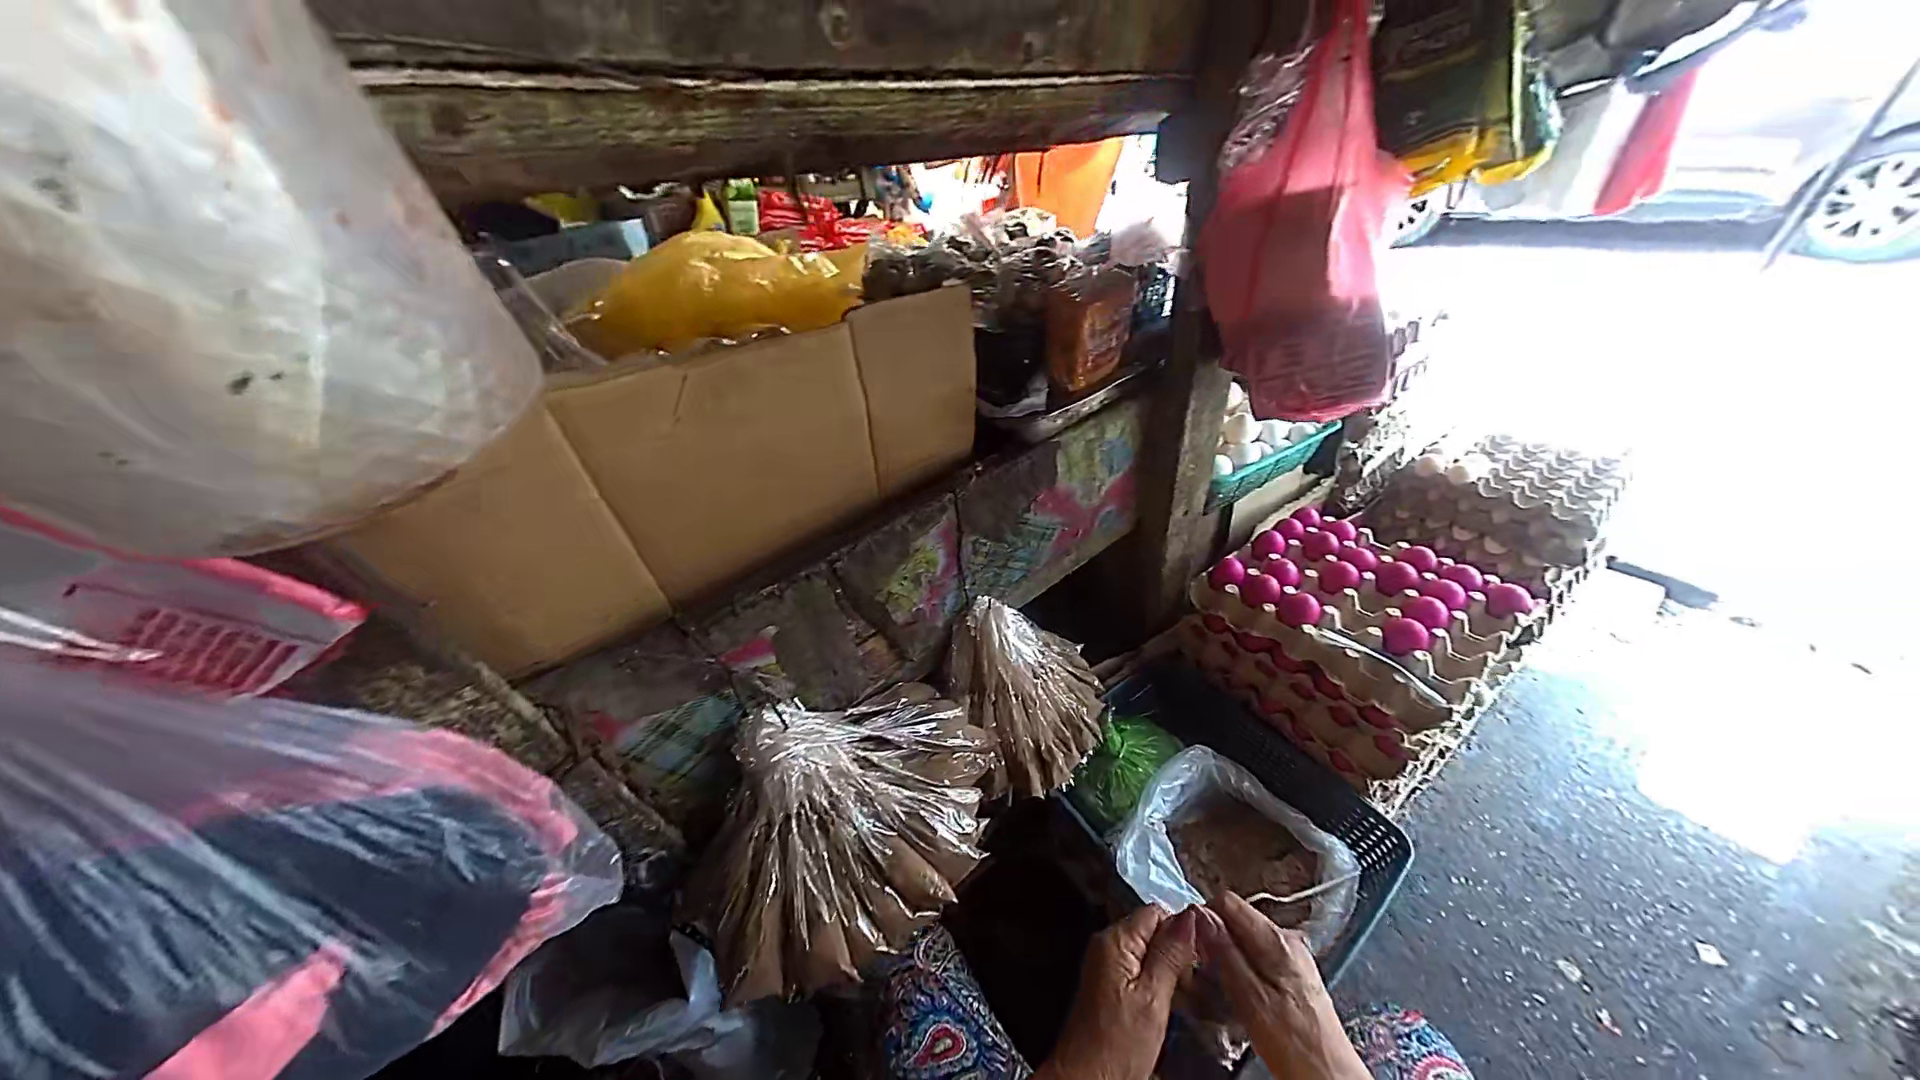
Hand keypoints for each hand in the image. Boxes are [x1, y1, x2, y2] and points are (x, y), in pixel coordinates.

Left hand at [1037, 904, 1201, 1079]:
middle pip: (1151, 929)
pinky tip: (1169, 1003)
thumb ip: (1171, 955)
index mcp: (1115, 939)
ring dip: (1169, 969)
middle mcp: (1106, 943)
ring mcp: (1105, 963)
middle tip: (1195, 984)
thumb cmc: (1119, 1044)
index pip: (1155, 912)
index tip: (1203, 954)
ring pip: (1147, 950)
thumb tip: (1191, 916)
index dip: (1182, 929)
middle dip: (1176, 951)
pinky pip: (1138, 968)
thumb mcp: (1153, 999)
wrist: (1087, 1079)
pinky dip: (1156, 981)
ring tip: (1186, 997)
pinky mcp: (1108, 983)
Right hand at [1199, 892, 1370, 1079]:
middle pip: (1238, 917)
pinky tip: (1241, 990)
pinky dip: (1243, 964)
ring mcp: (1294, 956)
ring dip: (1228, 951)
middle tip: (1203, 965)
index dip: (1205, 915)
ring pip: (1246, 937)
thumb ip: (1224, 952)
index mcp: (1276, 939)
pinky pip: (1258, 954)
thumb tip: (1198, 913)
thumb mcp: (1251, 999)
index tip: (1194, 942)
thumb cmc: (1293, 1044)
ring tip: (1219, 980)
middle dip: (1216, 935)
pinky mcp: (1296, 974)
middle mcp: (1287, 939)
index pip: (1228, 901)